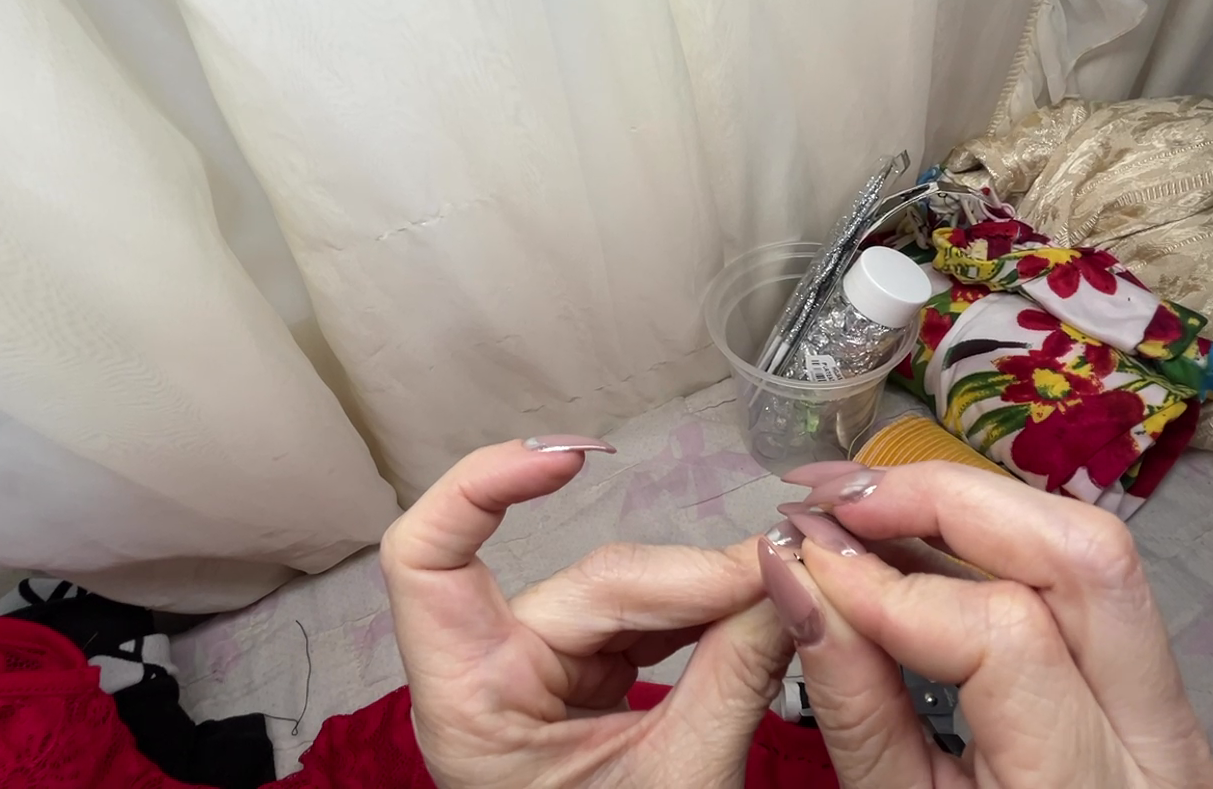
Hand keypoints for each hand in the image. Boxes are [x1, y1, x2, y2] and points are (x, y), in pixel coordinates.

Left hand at [380, 436, 792, 788]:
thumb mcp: (678, 788)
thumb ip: (734, 675)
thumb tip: (785, 572)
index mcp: (473, 702)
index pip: (427, 558)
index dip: (481, 485)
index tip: (572, 456)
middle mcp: (495, 667)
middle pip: (586, 582)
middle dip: (685, 580)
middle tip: (773, 574)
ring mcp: (540, 663)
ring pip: (621, 592)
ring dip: (699, 588)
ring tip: (771, 587)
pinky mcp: (580, 665)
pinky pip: (640, 613)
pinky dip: (695, 605)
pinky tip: (742, 600)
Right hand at [759, 460, 1212, 787]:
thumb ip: (852, 698)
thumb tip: (794, 576)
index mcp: (1092, 788)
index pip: (1003, 634)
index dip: (890, 585)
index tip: (807, 559)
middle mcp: (1160, 733)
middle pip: (1074, 550)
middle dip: (940, 499)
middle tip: (838, 497)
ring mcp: (1166, 696)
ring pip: (1080, 538)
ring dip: (956, 499)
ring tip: (858, 499)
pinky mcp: (1143, 670)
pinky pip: (1062, 563)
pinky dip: (970, 527)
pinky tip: (899, 525)